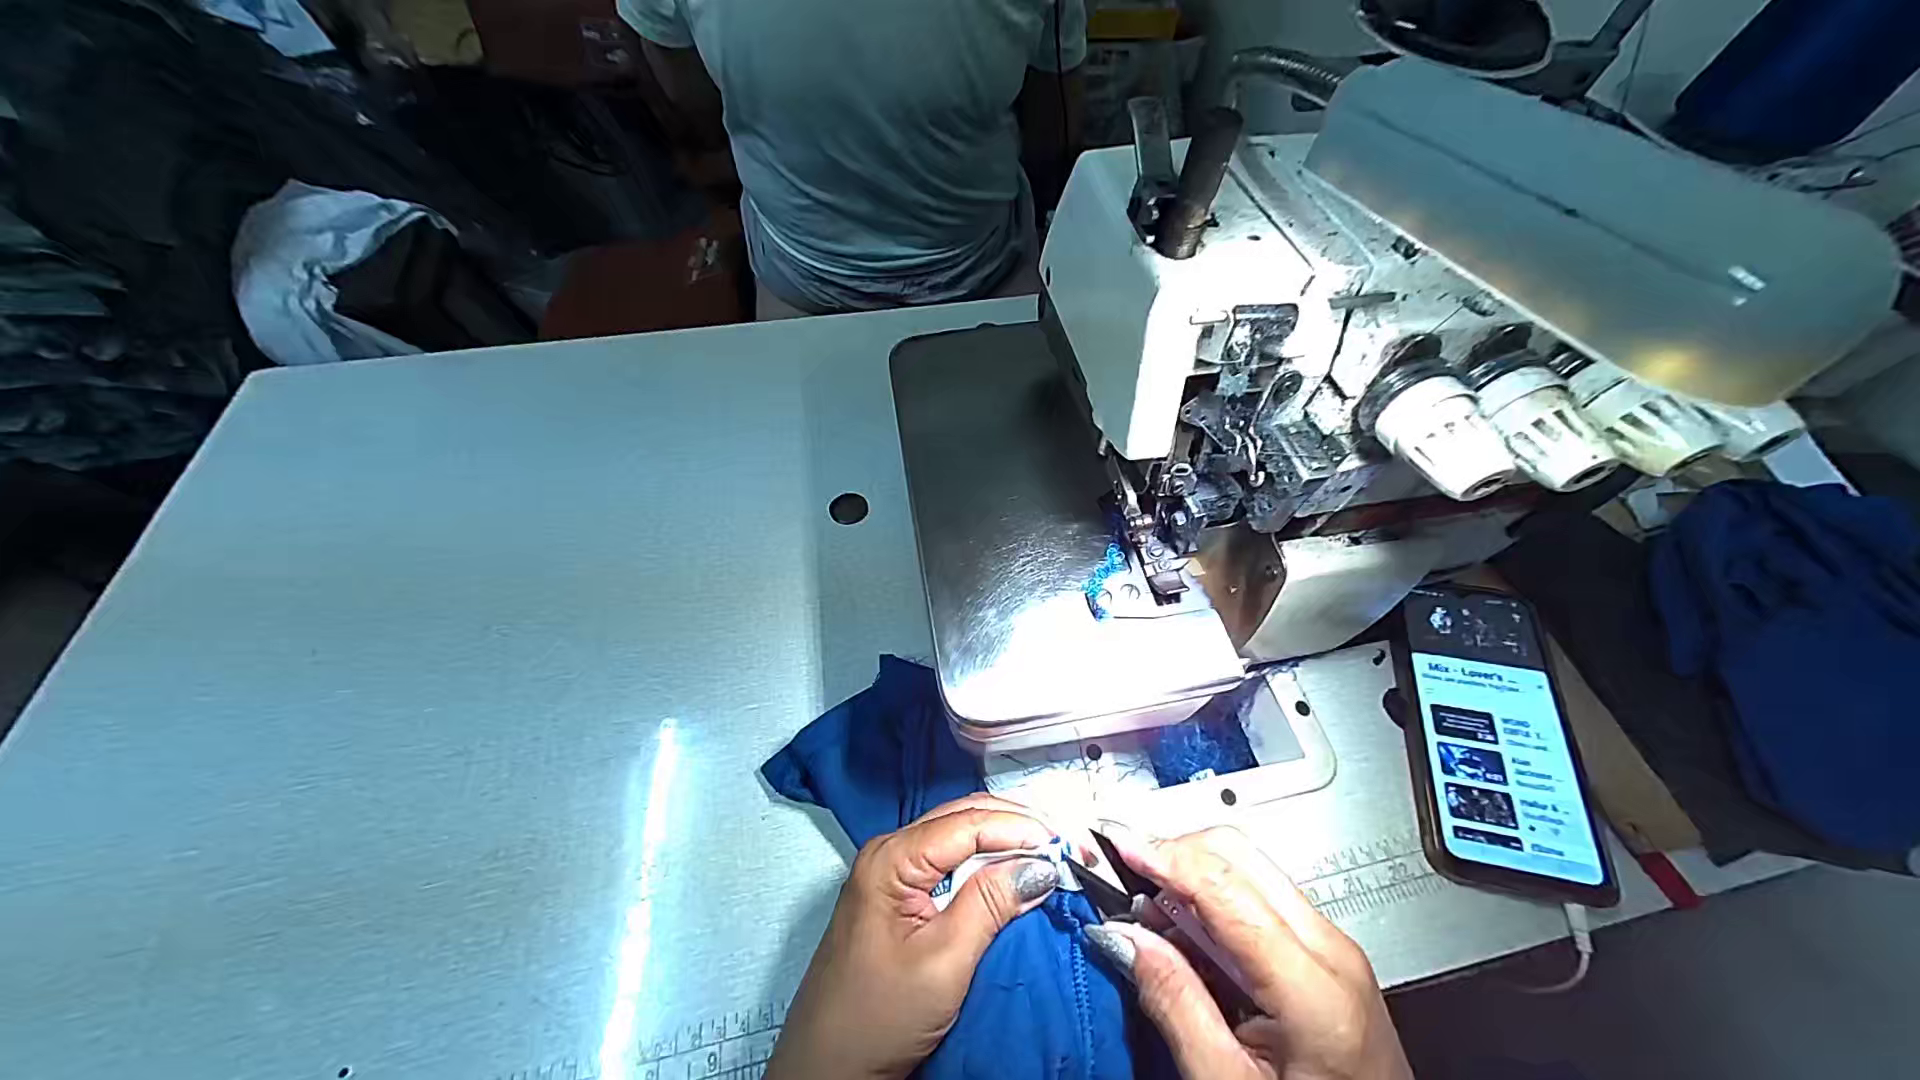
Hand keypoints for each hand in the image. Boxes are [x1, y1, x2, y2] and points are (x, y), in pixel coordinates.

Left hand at [767, 795, 1064, 1079]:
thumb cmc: (878, 1018)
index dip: (1017, 827)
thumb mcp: (944, 962)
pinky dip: (983, 858)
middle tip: (1062, 842)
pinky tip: (1010, 866)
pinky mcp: (897, 890)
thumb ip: (991, 904)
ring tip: (1045, 850)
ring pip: (956, 833)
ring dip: (1001, 837)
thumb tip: (1040, 865)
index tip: (1063, 843)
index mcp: (891, 858)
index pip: (965, 823)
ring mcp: (890, 868)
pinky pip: (947, 858)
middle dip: (1013, 824)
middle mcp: (889, 850)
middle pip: (960, 818)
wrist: (826, 1067)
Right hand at [1089, 825, 1412, 1079]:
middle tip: (1122, 878)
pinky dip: (1210, 897)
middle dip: (1171, 854)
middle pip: (1236, 855)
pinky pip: (1257, 894)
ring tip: (1148, 918)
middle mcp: (1330, 951)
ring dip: (1188, 875)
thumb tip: (1123, 935)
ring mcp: (1332, 948)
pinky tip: (1186, 934)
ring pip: (1245, 866)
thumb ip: (1174, 1002)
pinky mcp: (1325, 954)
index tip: (1113, 846)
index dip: (1161, 856)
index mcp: (1314, 990)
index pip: (1223, 884)